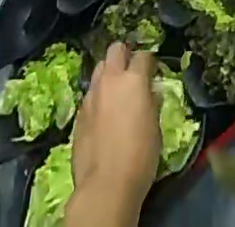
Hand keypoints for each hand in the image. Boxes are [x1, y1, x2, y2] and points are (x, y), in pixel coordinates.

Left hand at [69, 43, 159, 219]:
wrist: (105, 186)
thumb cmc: (140, 155)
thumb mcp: (155, 124)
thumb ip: (151, 101)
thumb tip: (149, 92)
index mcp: (134, 79)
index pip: (144, 55)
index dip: (150, 61)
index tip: (153, 70)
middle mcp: (110, 80)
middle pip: (115, 49)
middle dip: (125, 54)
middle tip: (132, 69)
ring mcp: (91, 96)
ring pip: (99, 69)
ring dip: (109, 73)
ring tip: (116, 89)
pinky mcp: (78, 114)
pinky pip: (90, 94)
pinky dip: (98, 96)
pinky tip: (103, 112)